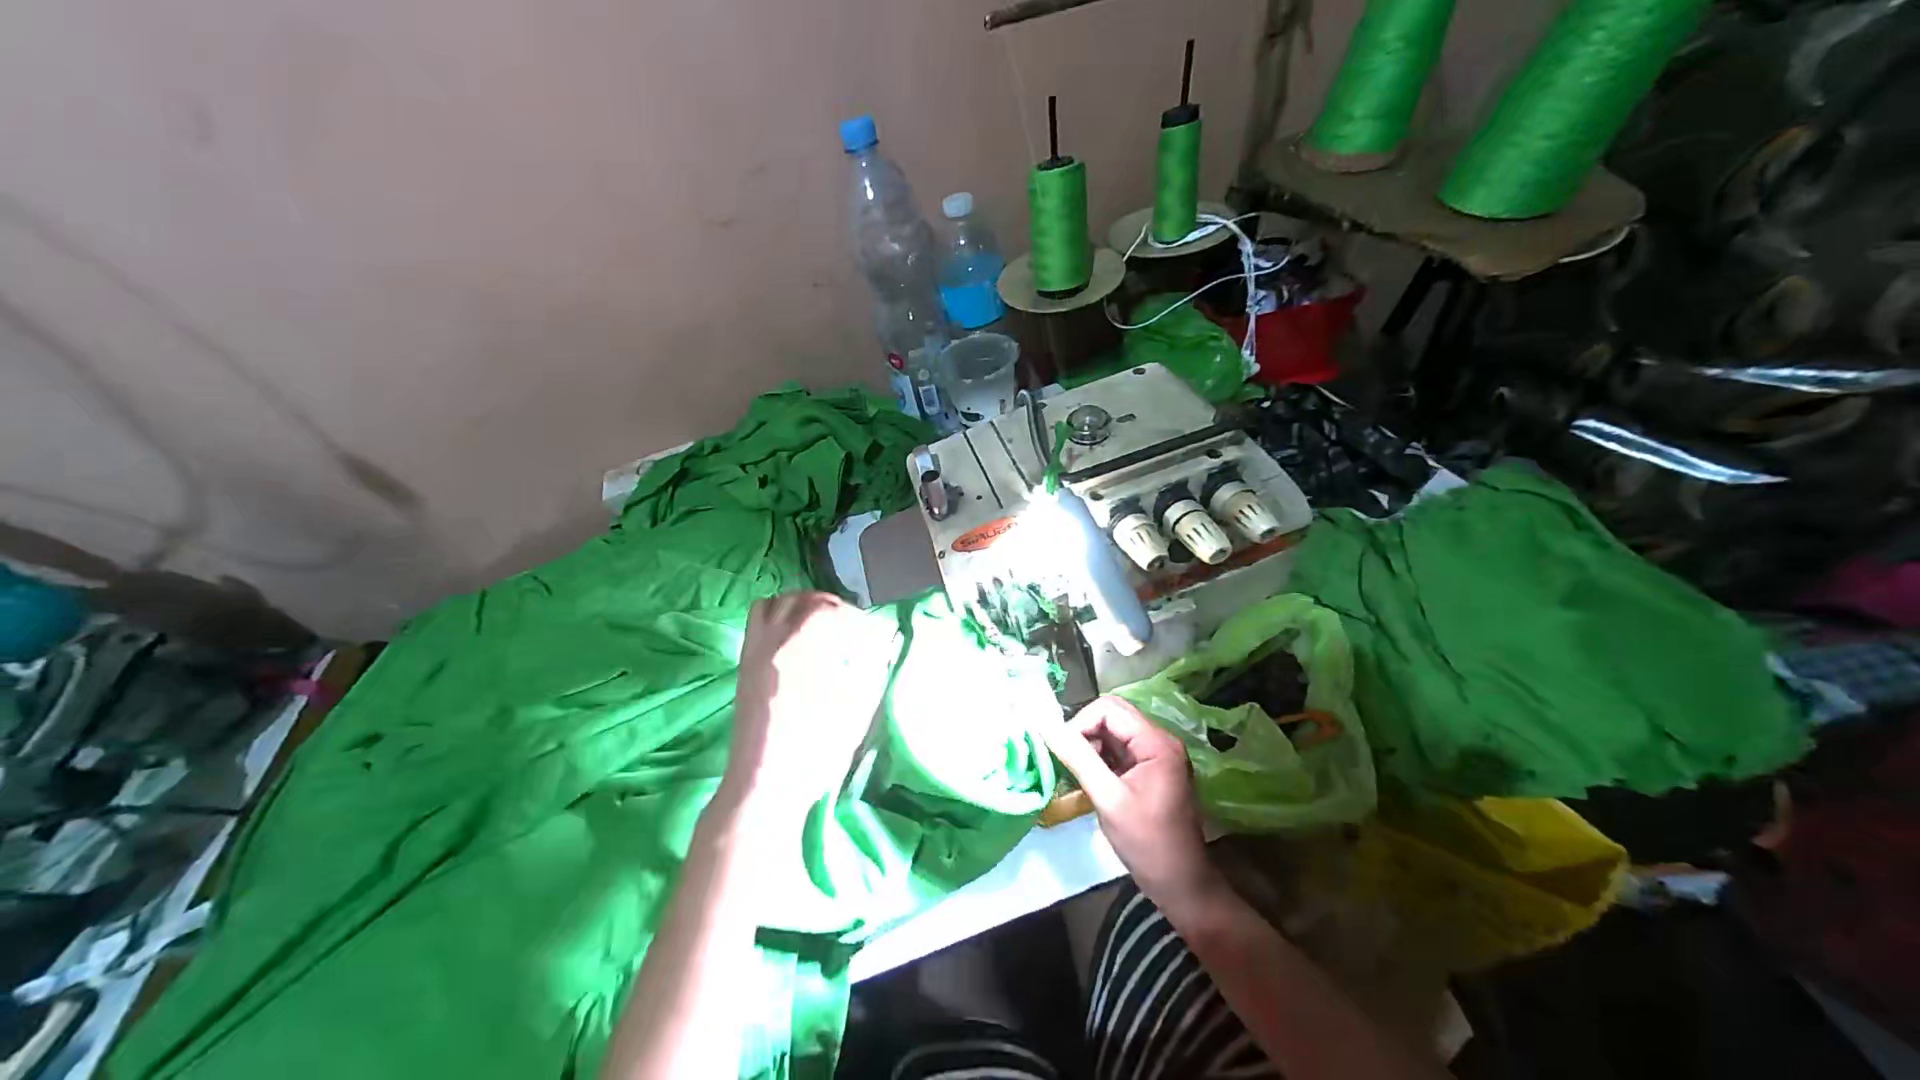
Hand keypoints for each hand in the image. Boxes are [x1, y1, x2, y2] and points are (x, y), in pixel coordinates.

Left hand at [725, 591, 898, 822]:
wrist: (764, 785)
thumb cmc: (813, 752)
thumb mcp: (854, 711)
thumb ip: (868, 672)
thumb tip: (879, 648)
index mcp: (799, 648)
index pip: (826, 609)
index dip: (852, 615)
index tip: (868, 630)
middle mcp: (771, 641)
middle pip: (799, 599)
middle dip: (828, 604)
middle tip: (849, 623)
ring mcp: (753, 653)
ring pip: (773, 605)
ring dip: (799, 605)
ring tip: (820, 624)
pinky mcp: (743, 668)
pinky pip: (758, 624)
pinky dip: (778, 618)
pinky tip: (796, 642)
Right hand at [1044, 696, 1220, 907]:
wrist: (1180, 883)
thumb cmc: (1147, 842)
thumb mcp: (1108, 799)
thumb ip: (1078, 759)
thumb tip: (1047, 728)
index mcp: (1157, 743)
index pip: (1109, 709)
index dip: (1080, 723)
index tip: (1062, 750)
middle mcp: (1159, 741)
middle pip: (1112, 716)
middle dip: (1083, 733)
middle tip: (1066, 760)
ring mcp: (1156, 756)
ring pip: (1113, 733)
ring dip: (1089, 747)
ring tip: (1075, 773)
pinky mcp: (1150, 770)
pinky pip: (1118, 750)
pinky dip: (1099, 759)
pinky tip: (1087, 780)